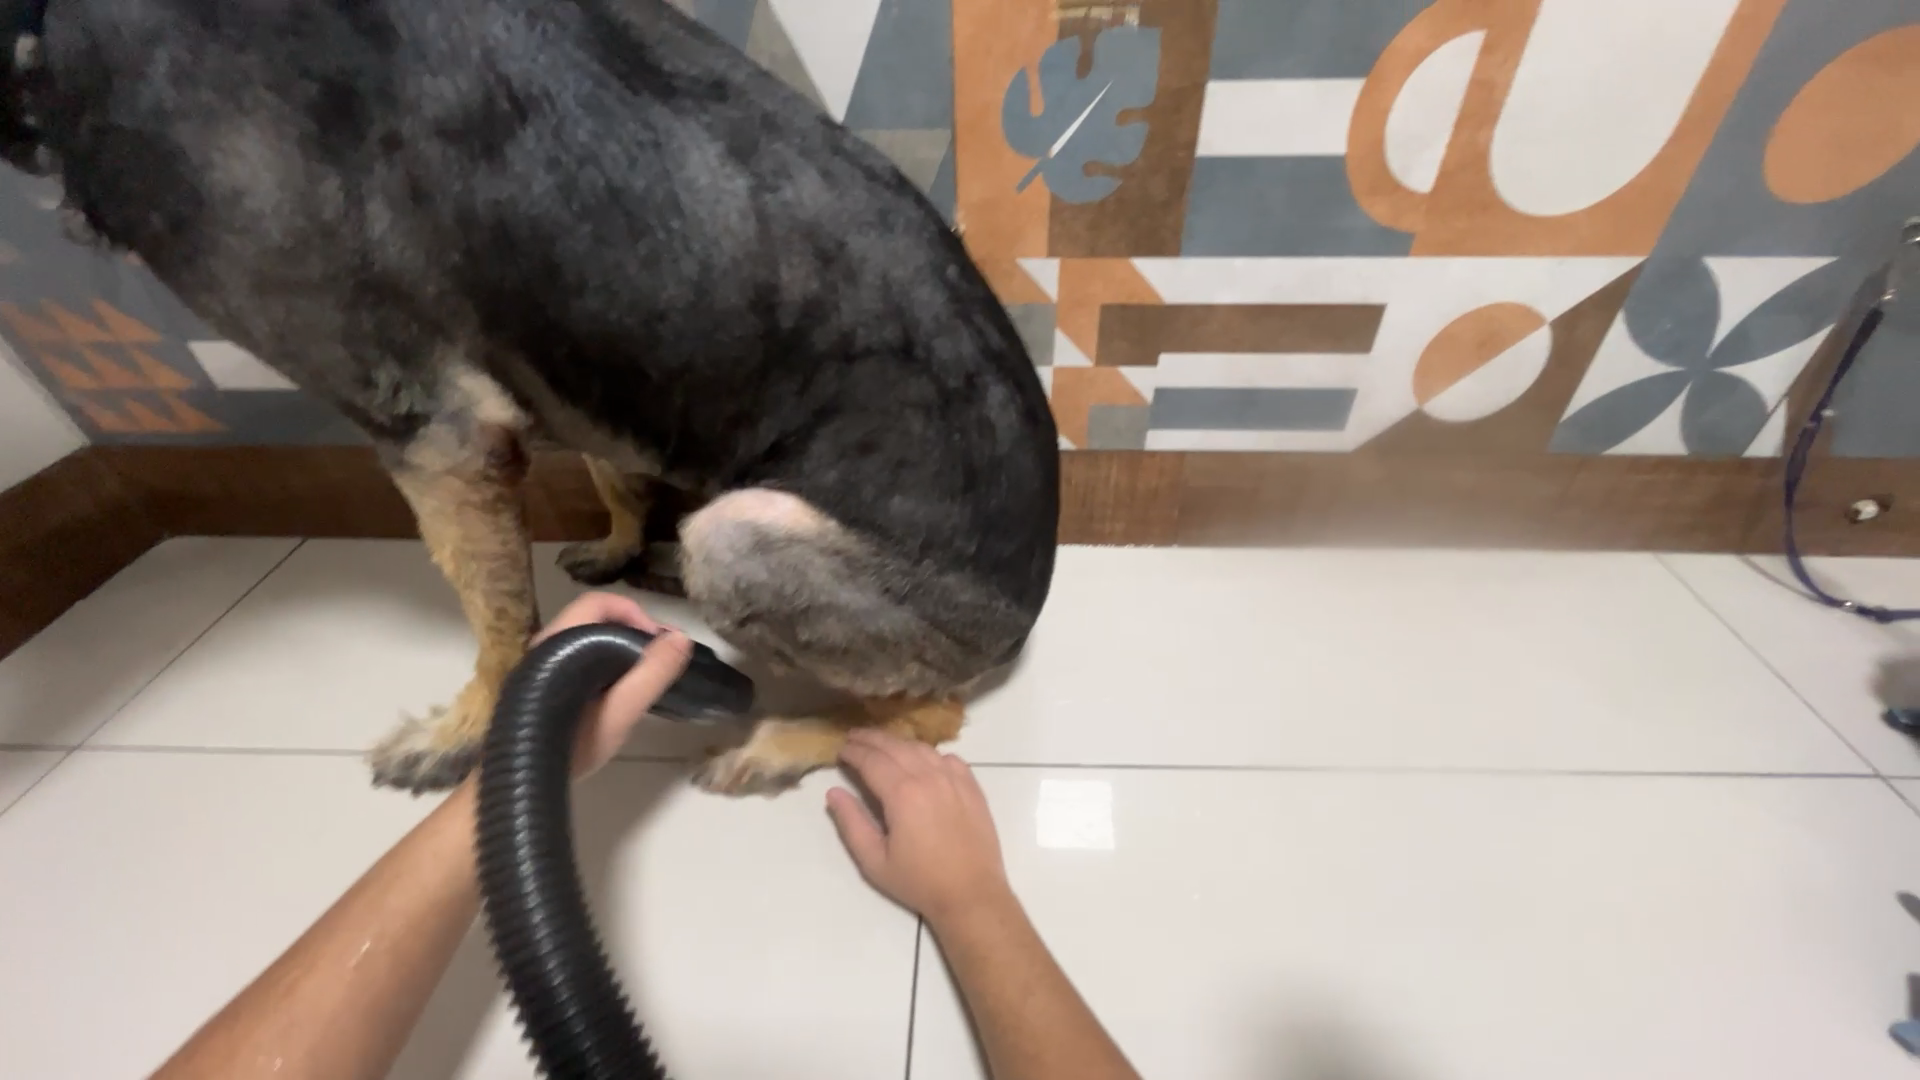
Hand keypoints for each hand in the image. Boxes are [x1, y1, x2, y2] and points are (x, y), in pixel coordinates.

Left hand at [530, 592, 692, 778]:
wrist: (524, 785)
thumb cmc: (572, 746)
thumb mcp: (621, 711)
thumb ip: (651, 674)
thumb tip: (681, 638)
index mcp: (560, 643)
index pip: (599, 603)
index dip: (634, 613)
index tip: (657, 643)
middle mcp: (546, 646)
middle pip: (596, 619)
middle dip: (633, 631)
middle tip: (658, 659)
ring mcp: (543, 667)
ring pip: (589, 639)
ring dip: (621, 648)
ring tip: (645, 675)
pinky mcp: (545, 686)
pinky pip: (581, 658)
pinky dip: (607, 663)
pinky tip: (620, 691)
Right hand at [827, 730, 1011, 925]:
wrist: (971, 893)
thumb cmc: (919, 881)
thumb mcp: (874, 861)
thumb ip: (851, 823)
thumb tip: (833, 793)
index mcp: (903, 793)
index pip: (872, 760)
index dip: (854, 752)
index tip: (841, 749)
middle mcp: (929, 776)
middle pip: (895, 746)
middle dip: (871, 739)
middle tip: (854, 737)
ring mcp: (954, 778)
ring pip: (922, 748)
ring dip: (899, 742)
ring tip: (883, 744)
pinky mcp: (972, 785)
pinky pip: (948, 758)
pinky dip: (929, 753)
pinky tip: (922, 759)